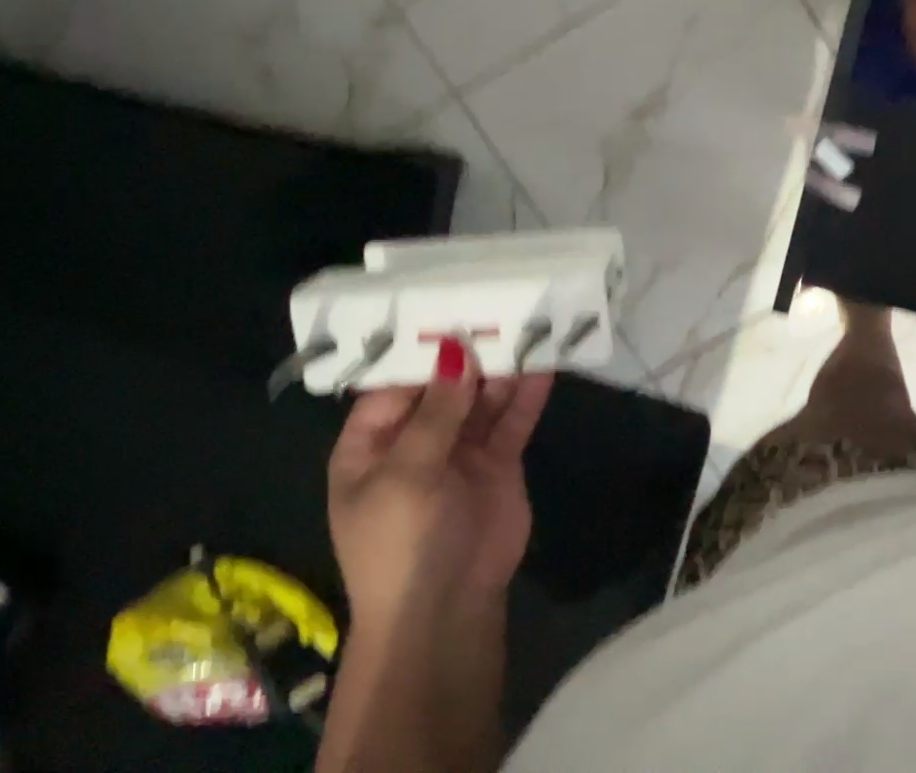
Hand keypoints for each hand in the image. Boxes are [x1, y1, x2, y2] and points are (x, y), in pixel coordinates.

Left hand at [327, 338, 552, 629]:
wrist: (445, 605)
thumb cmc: (401, 540)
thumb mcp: (406, 472)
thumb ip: (436, 410)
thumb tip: (454, 351)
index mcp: (370, 444)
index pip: (394, 385)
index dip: (422, 352)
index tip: (453, 311)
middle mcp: (415, 441)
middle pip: (444, 387)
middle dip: (469, 355)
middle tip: (500, 309)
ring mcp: (460, 452)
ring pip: (483, 400)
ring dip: (502, 370)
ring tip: (528, 328)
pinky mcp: (500, 463)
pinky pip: (512, 421)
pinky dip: (527, 395)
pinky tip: (544, 366)